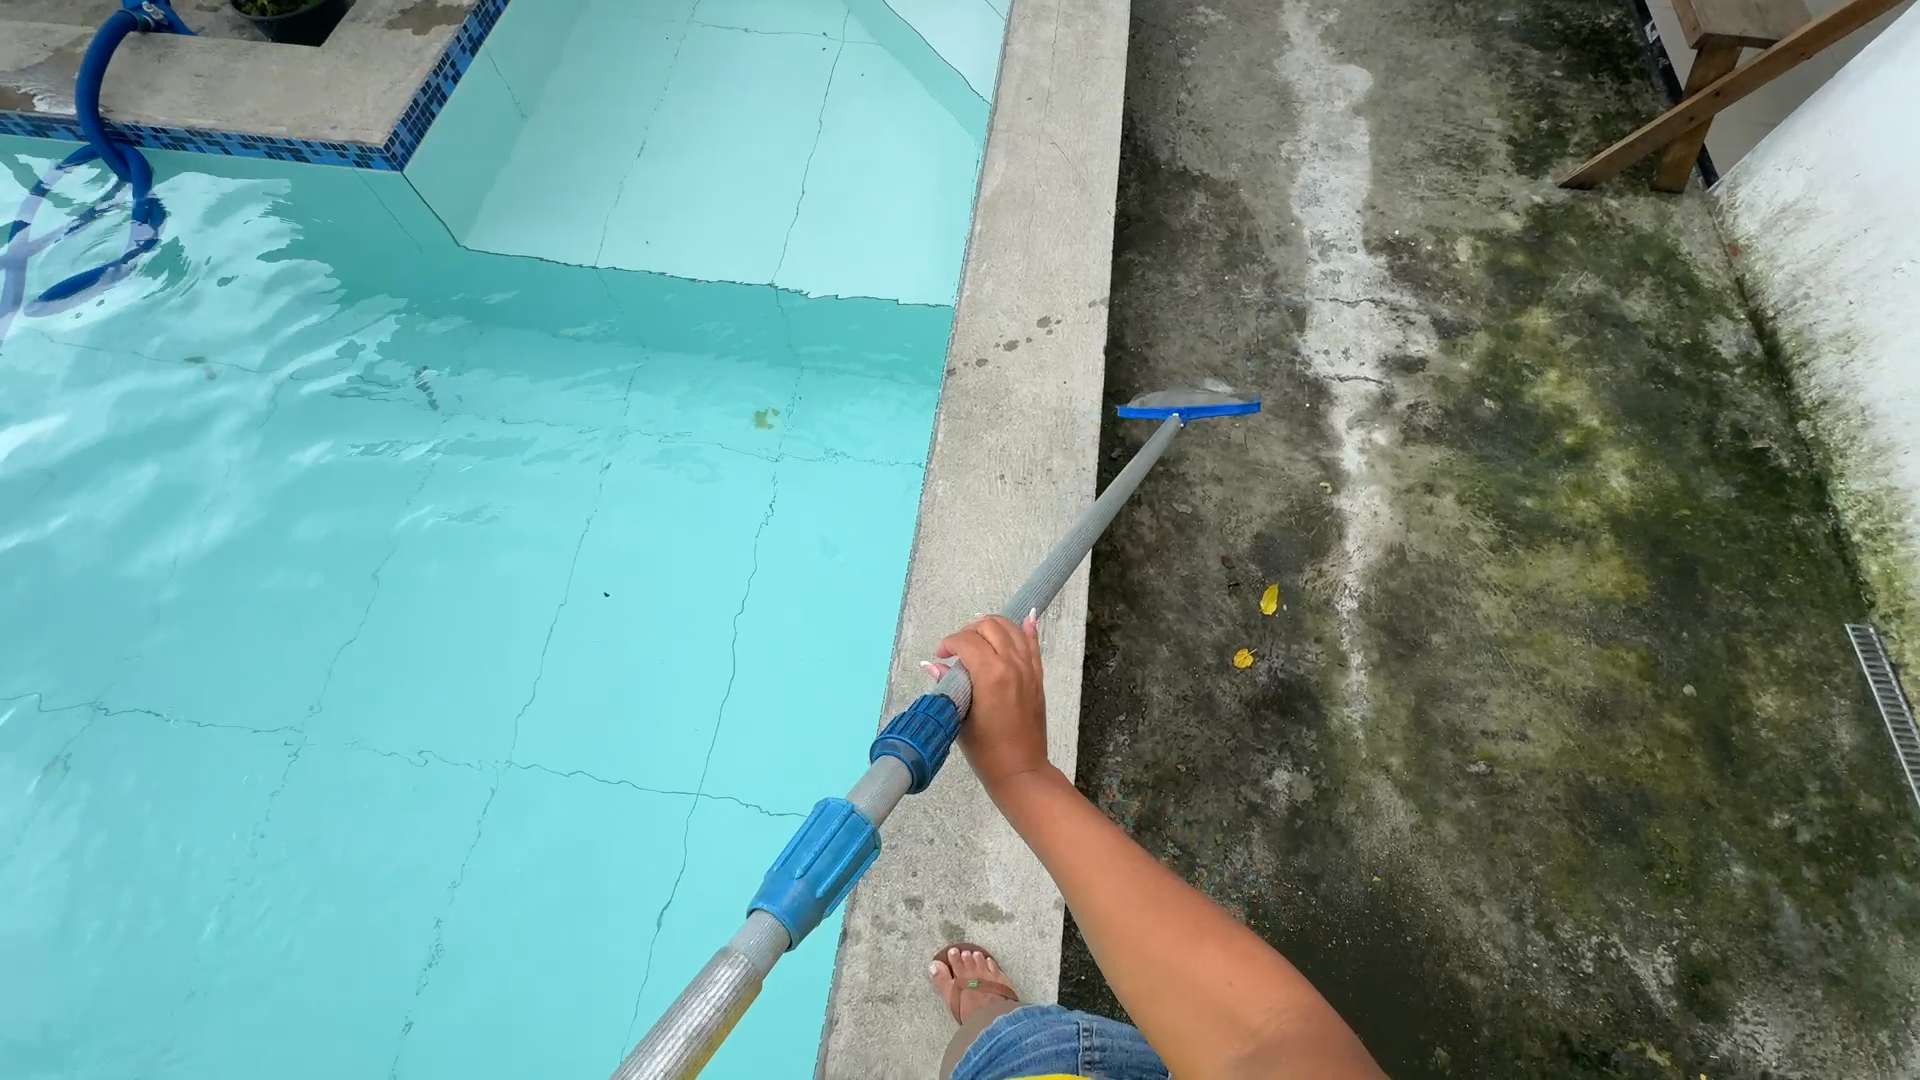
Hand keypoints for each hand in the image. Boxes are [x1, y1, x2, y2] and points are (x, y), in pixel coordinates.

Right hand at [927, 613, 1050, 791]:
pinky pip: (1033, 644)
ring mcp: (1028, 669)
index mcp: (991, 674)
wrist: (1021, 770)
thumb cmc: (987, 751)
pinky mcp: (1037, 677)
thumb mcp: (959, 717)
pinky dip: (1027, 629)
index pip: (966, 640)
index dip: (949, 643)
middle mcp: (1012, 665)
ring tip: (978, 637)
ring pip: (1012, 628)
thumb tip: (933, 665)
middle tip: (957, 649)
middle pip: (989, 626)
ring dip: (992, 626)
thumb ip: (948, 685)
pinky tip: (1026, 619)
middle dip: (968, 630)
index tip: (941, 655)